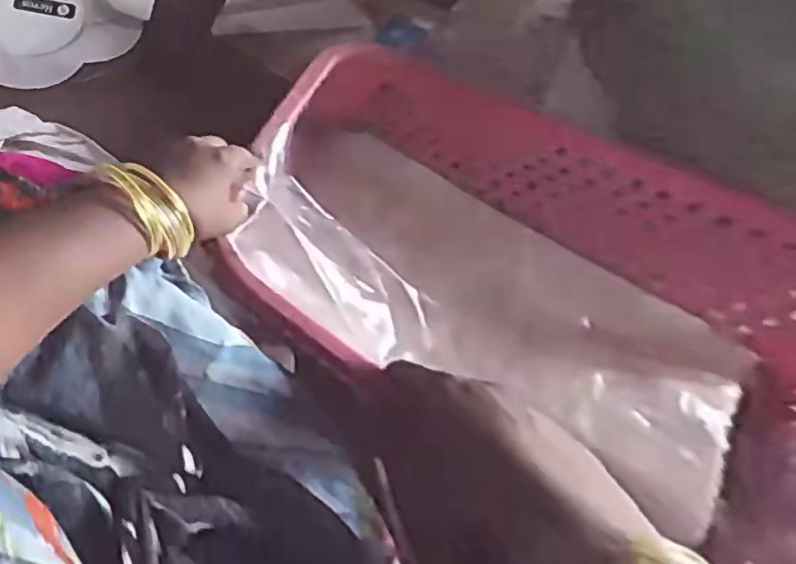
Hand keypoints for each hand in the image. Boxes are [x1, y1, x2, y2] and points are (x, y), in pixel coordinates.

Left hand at [152, 136, 257, 241]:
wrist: (145, 206)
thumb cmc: (195, 213)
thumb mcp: (229, 219)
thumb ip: (240, 206)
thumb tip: (238, 199)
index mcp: (224, 157)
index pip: (244, 155)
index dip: (248, 167)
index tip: (247, 178)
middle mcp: (200, 144)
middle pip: (217, 145)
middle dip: (222, 158)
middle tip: (221, 175)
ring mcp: (174, 143)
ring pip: (193, 146)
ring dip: (198, 157)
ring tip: (197, 174)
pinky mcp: (152, 149)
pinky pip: (173, 152)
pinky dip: (179, 160)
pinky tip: (177, 173)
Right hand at [378, 362, 655, 563]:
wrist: (590, 562)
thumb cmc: (473, 512)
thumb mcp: (397, 470)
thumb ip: (358, 420)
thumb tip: (330, 382)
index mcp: (435, 384)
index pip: (388, 376)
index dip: (378, 402)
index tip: (374, 433)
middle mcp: (485, 386)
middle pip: (439, 394)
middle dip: (428, 420)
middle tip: (421, 463)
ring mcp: (538, 417)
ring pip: (486, 419)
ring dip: (474, 441)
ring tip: (471, 486)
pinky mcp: (584, 456)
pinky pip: (527, 446)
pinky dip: (515, 463)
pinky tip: (517, 500)